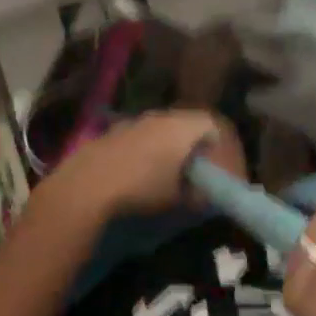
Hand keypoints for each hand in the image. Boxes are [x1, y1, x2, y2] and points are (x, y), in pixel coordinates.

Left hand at [43, 110, 244, 217]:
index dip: (228, 150)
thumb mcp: (182, 200)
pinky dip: (150, 154)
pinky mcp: (112, 133)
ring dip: (172, 151)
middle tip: (204, 176)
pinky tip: (143, 177)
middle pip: (190, 126)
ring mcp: (133, 121)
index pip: (218, 126)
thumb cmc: (143, 190)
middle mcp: (161, 116)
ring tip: (172, 178)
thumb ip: (203, 196)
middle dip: (201, 149)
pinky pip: (141, 139)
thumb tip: (211, 197)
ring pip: (163, 131)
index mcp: (184, 126)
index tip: (230, 174)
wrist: (86, 187)